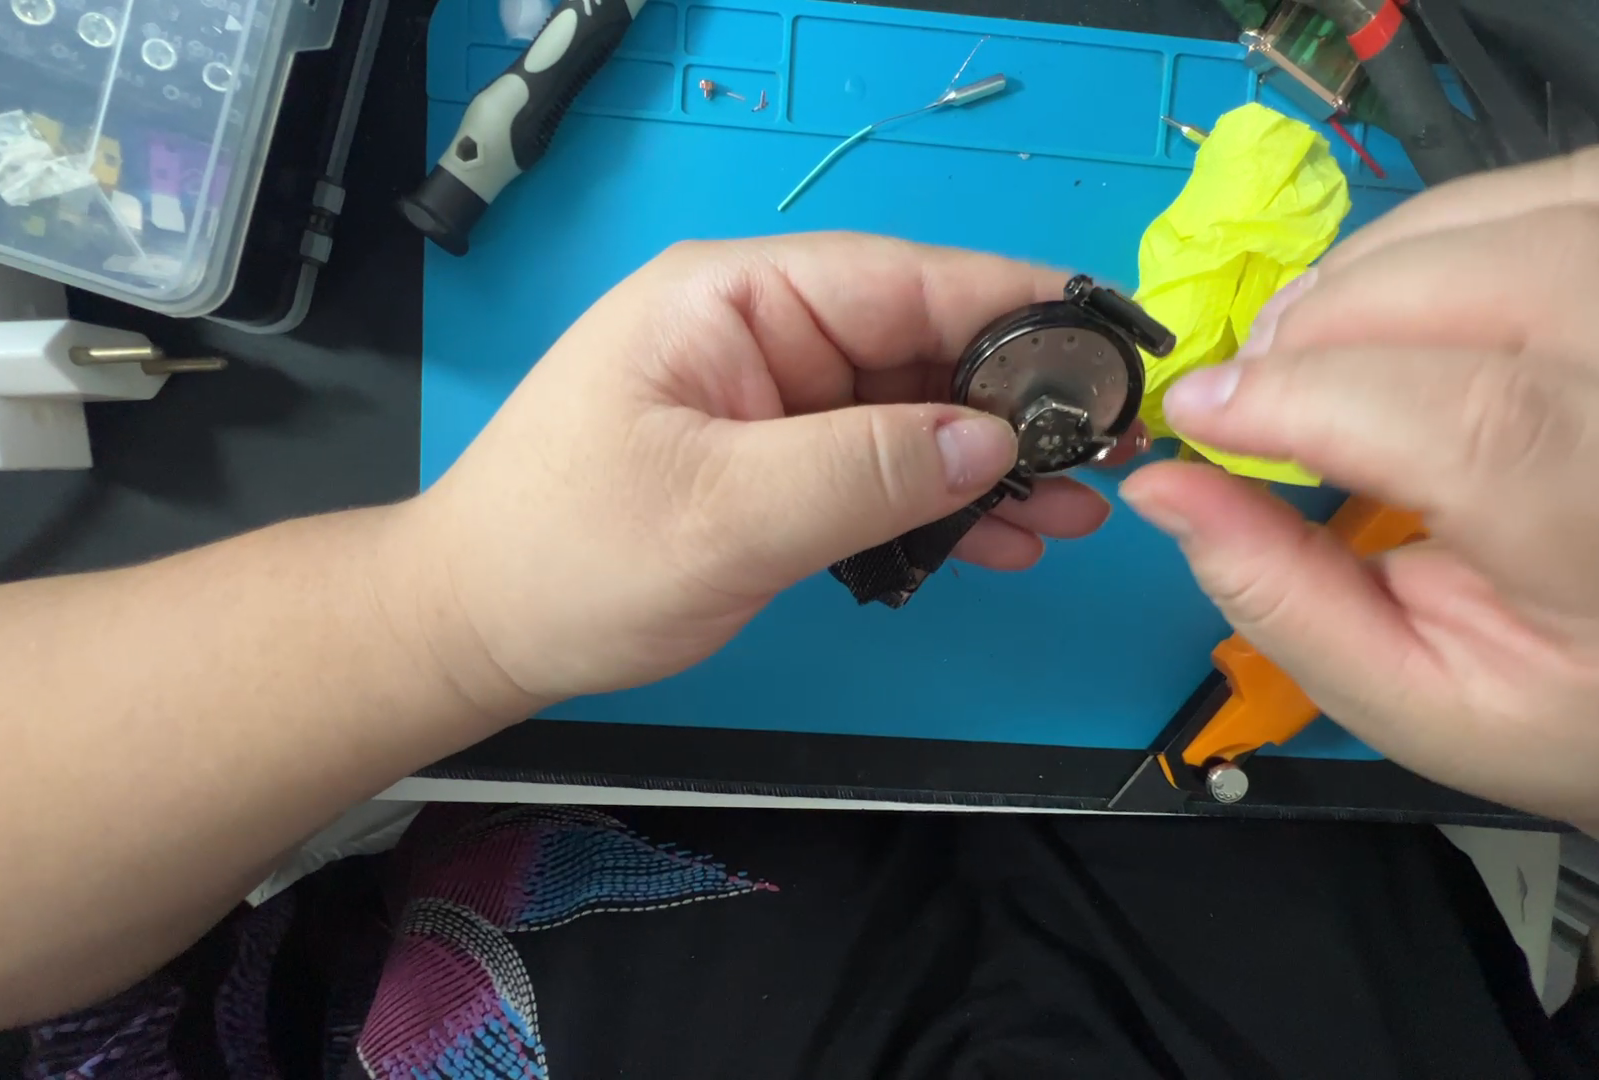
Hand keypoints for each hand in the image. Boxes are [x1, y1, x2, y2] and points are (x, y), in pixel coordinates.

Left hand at [398, 234, 1134, 710]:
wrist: (492, 628)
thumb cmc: (576, 556)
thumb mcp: (722, 512)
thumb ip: (860, 470)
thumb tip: (990, 441)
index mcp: (739, 302)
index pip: (901, 281)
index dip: (1011, 308)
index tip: (1104, 345)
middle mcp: (769, 340)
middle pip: (920, 353)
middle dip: (1015, 408)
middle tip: (1106, 455)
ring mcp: (780, 411)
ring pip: (912, 423)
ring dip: (990, 469)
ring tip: (1073, 514)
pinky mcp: (785, 473)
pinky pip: (881, 477)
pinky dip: (940, 509)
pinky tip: (1001, 539)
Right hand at [1120, 148, 1598, 890]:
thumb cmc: (1560, 715)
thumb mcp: (1397, 697)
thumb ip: (1272, 591)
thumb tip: (1159, 483)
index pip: (1496, 432)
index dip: (1315, 399)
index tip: (1195, 410)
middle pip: (1546, 278)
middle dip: (1343, 310)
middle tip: (1250, 378)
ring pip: (1569, 211)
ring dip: (1384, 258)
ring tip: (1304, 341)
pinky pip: (1590, 194)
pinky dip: (1446, 226)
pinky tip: (1384, 298)